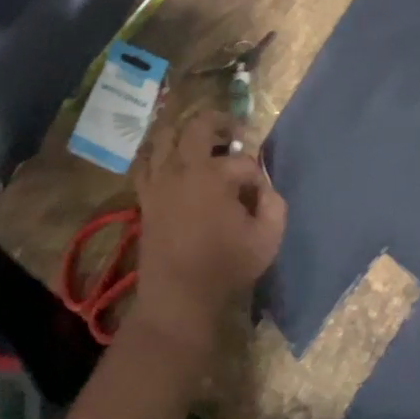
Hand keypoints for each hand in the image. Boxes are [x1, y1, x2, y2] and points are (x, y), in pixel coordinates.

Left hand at [131, 110, 286, 347]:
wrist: (178, 296)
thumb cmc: (224, 268)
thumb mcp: (266, 241)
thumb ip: (274, 206)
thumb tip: (265, 188)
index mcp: (214, 175)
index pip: (242, 162)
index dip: (256, 176)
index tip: (259, 195)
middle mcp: (183, 167)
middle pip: (199, 125)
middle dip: (221, 123)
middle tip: (234, 132)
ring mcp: (159, 177)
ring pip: (167, 134)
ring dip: (186, 131)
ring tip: (202, 141)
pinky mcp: (145, 192)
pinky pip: (145, 159)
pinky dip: (157, 153)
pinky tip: (170, 159)